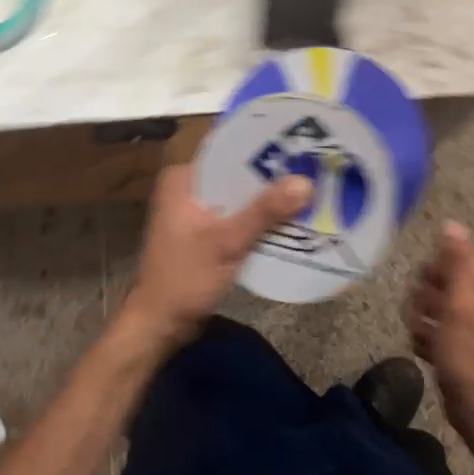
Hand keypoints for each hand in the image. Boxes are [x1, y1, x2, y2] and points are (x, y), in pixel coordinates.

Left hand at [119, 165, 311, 347]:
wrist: (160, 324)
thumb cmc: (185, 278)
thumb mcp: (228, 242)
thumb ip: (264, 212)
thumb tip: (305, 181)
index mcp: (183, 178)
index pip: (230, 153)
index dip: (266, 152)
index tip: (301, 150)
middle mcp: (187, 187)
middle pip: (237, 176)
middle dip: (271, 180)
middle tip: (312, 172)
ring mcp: (194, 210)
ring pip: (239, 198)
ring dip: (267, 202)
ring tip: (308, 194)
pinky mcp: (203, 232)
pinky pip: (236, 216)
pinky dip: (257, 221)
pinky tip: (287, 223)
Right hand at [406, 221, 473, 436]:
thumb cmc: (469, 352)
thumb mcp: (460, 301)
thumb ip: (456, 260)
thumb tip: (452, 222)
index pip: (446, 258)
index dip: (433, 275)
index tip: (431, 293)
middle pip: (435, 280)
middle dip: (423, 301)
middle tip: (428, 319)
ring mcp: (468, 321)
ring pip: (428, 305)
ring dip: (421, 322)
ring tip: (428, 341)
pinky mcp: (458, 342)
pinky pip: (431, 328)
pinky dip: (426, 339)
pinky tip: (429, 352)